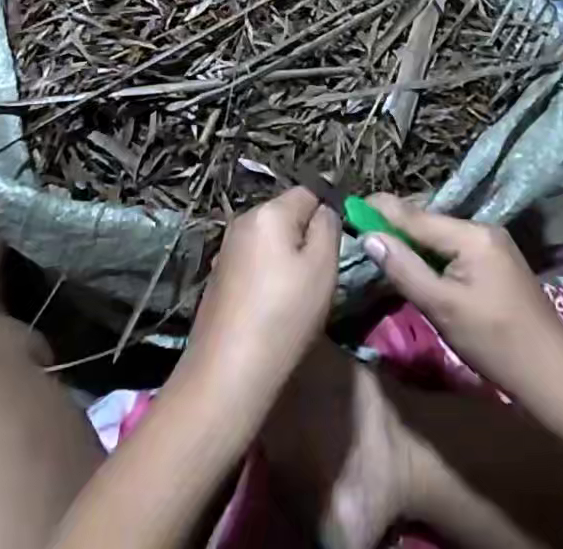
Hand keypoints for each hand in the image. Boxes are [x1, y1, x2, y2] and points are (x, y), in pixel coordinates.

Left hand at [184, 187, 341, 395]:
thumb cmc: (285, 314)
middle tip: (325, 270)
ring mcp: (226, 249)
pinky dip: (269, 273)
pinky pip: (254, 261)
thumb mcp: (322, 267)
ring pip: (270, 239)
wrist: (228, 371)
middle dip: (307, 233)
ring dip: (288, 255)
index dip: (330, 209)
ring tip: (302, 291)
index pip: (309, 191)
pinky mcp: (219, 276)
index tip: (344, 241)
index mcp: (267, 212)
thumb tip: (326, 207)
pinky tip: (275, 303)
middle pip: (287, 213)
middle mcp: (242, 221)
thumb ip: (328, 226)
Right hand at [360, 194, 562, 397]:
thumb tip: (369, 236)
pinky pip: (452, 247)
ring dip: (410, 240)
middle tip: (360, 232)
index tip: (349, 208)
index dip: (380, 210)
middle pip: (426, 220)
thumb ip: (403, 268)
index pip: (414, 215)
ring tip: (379, 246)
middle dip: (393, 225)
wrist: (553, 375)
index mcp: (471, 235)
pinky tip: (414, 265)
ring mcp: (492, 244)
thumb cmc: (495, 342)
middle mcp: (482, 229)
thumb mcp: (441, 306)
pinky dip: (429, 254)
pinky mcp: (495, 261)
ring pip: (438, 235)